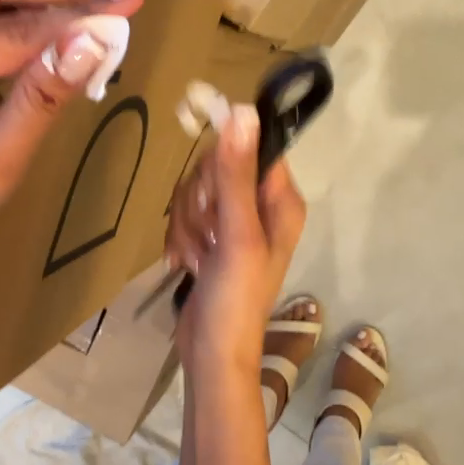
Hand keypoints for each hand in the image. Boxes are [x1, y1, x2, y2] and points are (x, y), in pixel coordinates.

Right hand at [167, 106, 306, 374]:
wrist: (212, 354)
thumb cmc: (235, 300)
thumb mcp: (238, 235)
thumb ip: (236, 175)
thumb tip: (242, 110)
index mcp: (281, 201)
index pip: (250, 148)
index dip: (223, 164)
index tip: (210, 194)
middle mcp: (261, 207)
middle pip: (215, 168)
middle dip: (199, 202)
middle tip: (209, 236)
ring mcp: (234, 225)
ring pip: (195, 193)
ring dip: (188, 226)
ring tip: (200, 259)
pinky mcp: (211, 240)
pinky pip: (185, 217)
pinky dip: (182, 240)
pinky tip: (189, 265)